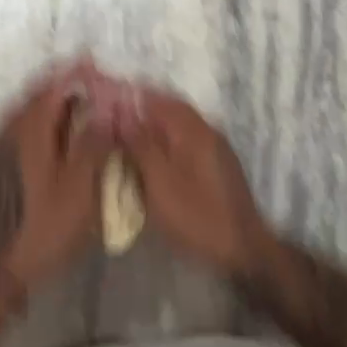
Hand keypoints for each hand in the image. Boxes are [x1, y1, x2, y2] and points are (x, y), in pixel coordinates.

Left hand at [0, 60, 118, 289]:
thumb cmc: (43, 227)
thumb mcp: (79, 186)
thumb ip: (94, 143)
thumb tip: (108, 107)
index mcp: (29, 131)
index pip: (52, 86)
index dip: (75, 72)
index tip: (96, 62)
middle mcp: (9, 133)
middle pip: (36, 97)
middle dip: (63, 86)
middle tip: (92, 85)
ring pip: (27, 116)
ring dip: (52, 106)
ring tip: (80, 109)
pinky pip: (22, 133)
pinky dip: (43, 126)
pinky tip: (60, 142)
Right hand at [122, 90, 277, 277]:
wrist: (241, 249)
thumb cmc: (197, 216)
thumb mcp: (160, 182)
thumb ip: (141, 145)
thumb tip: (120, 113)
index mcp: (195, 131)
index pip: (159, 99)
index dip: (131, 97)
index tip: (105, 100)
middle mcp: (209, 132)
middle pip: (171, 111)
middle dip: (141, 111)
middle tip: (111, 120)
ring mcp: (216, 150)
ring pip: (179, 128)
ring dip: (153, 128)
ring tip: (125, 139)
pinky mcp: (216, 168)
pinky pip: (186, 144)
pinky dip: (165, 144)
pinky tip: (150, 160)